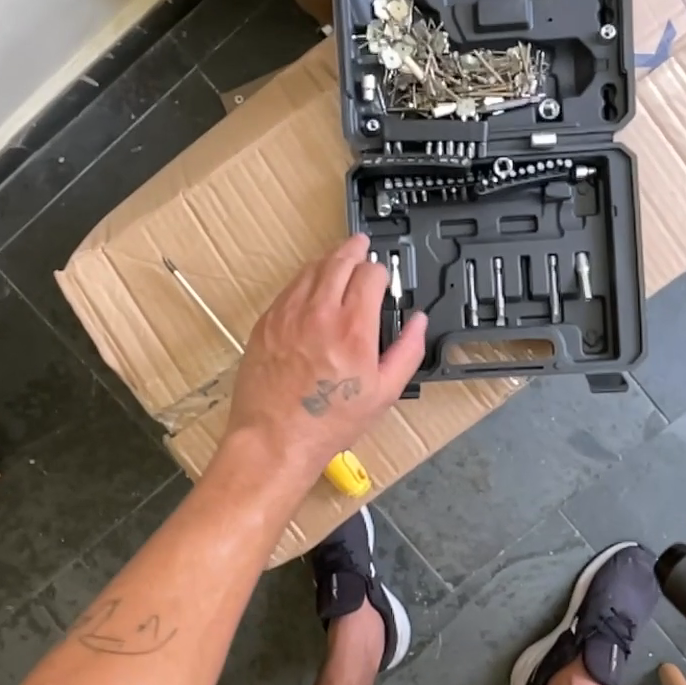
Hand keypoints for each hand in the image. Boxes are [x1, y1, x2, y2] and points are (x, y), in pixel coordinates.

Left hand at [226, 234, 426, 478]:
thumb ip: (407, 351)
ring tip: (338, 259)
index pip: (370, 274)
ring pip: (311, 269)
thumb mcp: (384, 393)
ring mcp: (288, 315)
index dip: (380, 270)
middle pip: (339, 261)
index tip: (383, 276)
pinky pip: (289, 288)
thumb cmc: (327, 422)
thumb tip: (418, 323)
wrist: (275, 438)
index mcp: (353, 329)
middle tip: (362, 246)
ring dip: (328, 259)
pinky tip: (310, 286)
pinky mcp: (267, 323)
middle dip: (355, 250)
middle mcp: (319, 314)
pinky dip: (304, 280)